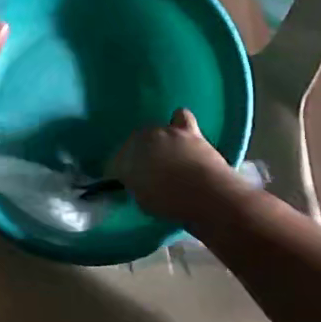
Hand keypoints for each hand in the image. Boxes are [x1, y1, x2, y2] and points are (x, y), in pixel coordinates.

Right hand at [111, 108, 241, 222]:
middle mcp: (139, 141)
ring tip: (166, 157)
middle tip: (147, 172)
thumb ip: (137, 186)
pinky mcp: (187, 130)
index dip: (121, 174)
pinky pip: (179, 117)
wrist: (206, 194)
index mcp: (123, 160)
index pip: (114, 164)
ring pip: (153, 132)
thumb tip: (139, 182)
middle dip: (137, 155)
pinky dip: (178, 122)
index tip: (128, 183)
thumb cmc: (170, 204)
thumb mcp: (143, 201)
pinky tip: (180, 132)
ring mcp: (163, 132)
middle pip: (132, 144)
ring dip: (156, 143)